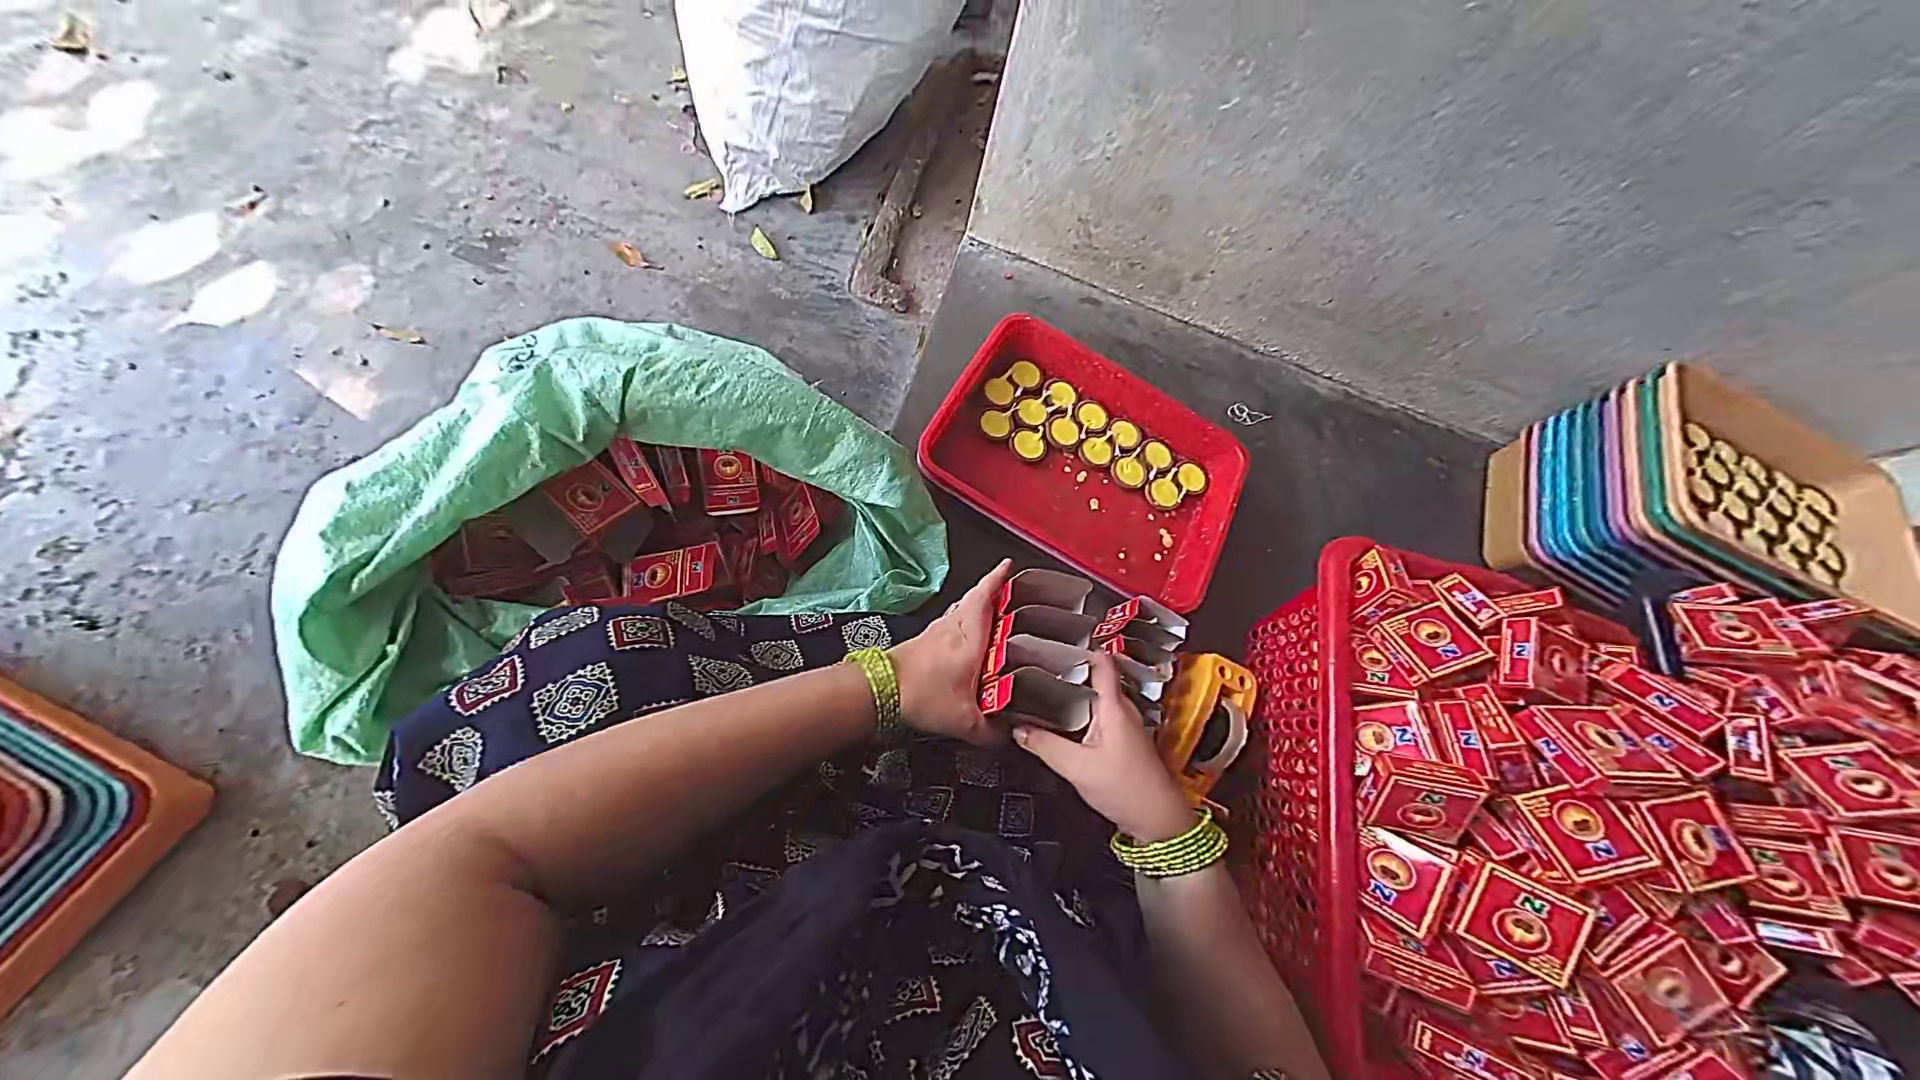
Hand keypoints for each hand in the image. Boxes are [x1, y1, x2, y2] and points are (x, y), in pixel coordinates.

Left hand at [888, 559, 1013, 746]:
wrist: (879, 691)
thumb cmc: (919, 697)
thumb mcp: (965, 722)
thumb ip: (992, 732)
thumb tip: (1009, 737)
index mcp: (969, 640)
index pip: (985, 598)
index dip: (998, 579)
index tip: (1008, 565)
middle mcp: (952, 629)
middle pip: (973, 598)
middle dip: (992, 588)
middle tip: (1008, 587)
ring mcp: (935, 633)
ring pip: (960, 609)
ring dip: (976, 604)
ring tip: (992, 610)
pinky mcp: (923, 642)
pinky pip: (950, 623)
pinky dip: (962, 620)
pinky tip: (965, 637)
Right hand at [1012, 652, 1195, 841]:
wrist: (1158, 821)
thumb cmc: (1128, 790)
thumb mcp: (1077, 768)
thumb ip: (1045, 745)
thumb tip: (1019, 729)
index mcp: (1114, 706)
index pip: (1101, 662)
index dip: (1081, 646)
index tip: (1057, 640)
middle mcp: (1122, 709)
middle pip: (1094, 677)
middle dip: (1068, 670)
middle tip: (1038, 666)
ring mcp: (1124, 723)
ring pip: (1095, 697)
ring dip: (1073, 692)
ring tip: (1044, 690)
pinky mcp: (1122, 739)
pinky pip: (1098, 714)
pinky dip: (1080, 711)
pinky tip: (1062, 720)